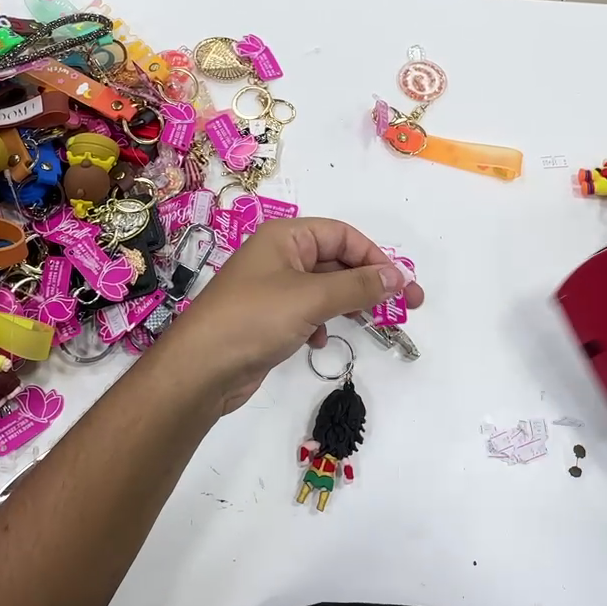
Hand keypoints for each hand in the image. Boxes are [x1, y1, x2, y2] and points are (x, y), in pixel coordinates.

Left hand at [157, 218, 421, 414]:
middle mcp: (279, 256)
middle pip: (336, 260)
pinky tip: (320, 339)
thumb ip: (358, 286)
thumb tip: (397, 276)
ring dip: (347, 302)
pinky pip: (308, 310)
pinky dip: (321, 321)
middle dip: (368, 282)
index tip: (403, 285)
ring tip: (370, 320)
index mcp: (285, 237)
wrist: (200, 369)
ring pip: (324, 288)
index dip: (375, 257)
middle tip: (406, 306)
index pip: (343, 235)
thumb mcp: (311, 298)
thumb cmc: (254, 320)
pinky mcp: (268, 318)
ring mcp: (272, 287)